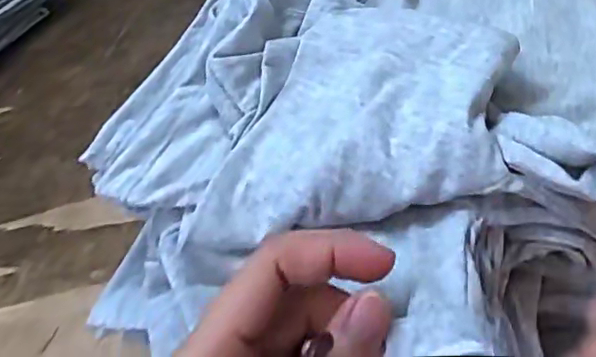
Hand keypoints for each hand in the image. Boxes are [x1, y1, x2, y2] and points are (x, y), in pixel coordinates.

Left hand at [179, 230, 396, 356]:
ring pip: (300, 324)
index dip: (331, 248)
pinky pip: (296, 350)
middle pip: (292, 294)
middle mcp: (220, 338)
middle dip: (345, 305)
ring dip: (342, 332)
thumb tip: (379, 299)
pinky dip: (328, 352)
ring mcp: (234, 356)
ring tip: (370, 352)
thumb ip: (334, 355)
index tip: (386, 262)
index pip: (273, 258)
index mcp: (209, 337)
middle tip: (384, 335)